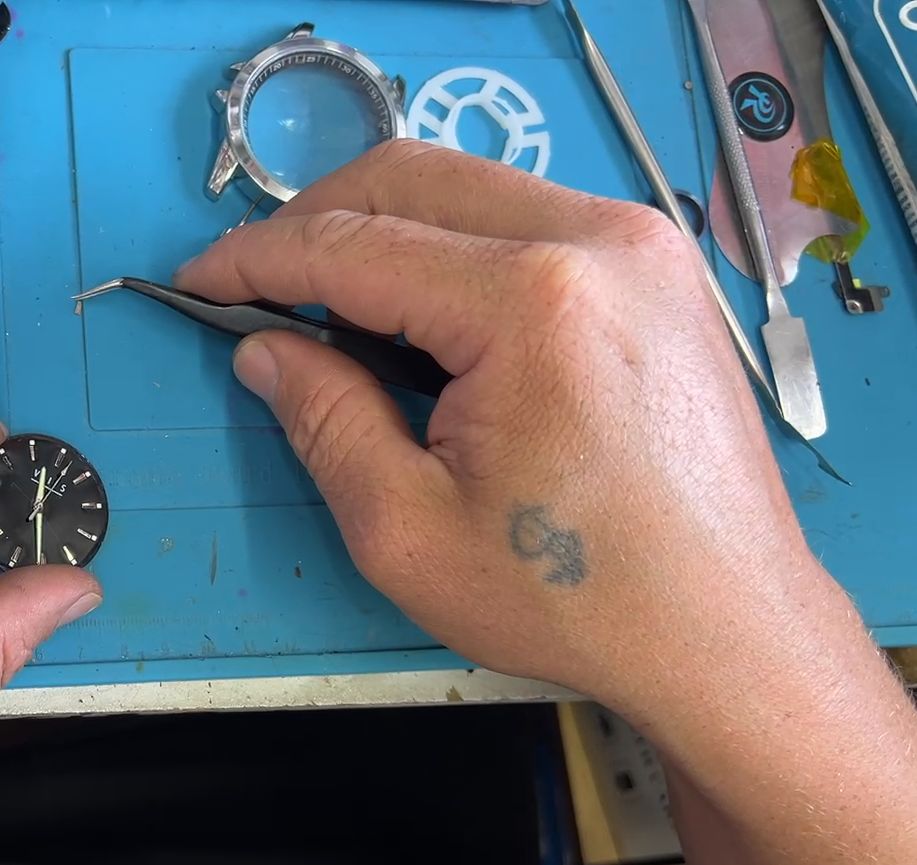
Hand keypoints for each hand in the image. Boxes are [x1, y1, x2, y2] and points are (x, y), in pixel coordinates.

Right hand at [175, 140, 828, 714]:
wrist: (722, 631)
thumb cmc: (557, 595)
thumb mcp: (399, 527)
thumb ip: (321, 419)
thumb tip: (261, 349)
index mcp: (527, 304)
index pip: (350, 248)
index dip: (254, 260)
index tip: (194, 280)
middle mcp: (596, 238)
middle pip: (407, 180)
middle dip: (304, 225)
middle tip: (246, 288)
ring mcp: (638, 245)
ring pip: (459, 188)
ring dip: (367, 233)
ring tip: (315, 309)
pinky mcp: (651, 269)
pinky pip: (509, 219)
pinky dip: (431, 250)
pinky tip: (403, 320)